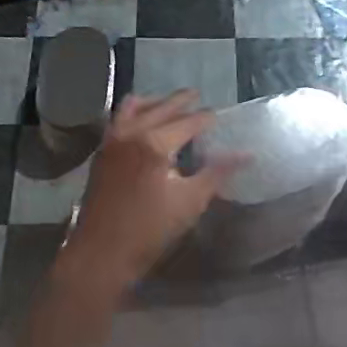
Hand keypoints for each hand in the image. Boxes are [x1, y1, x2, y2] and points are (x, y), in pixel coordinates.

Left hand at [62, 91, 247, 289]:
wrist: (102, 252)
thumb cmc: (150, 229)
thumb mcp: (191, 201)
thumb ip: (217, 172)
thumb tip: (246, 154)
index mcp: (154, 142)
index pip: (187, 122)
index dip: (205, 119)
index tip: (218, 115)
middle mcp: (130, 133)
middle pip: (159, 108)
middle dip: (179, 101)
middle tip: (195, 94)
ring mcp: (111, 142)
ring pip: (131, 109)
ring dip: (152, 103)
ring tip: (166, 103)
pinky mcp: (100, 155)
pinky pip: (118, 121)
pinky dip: (133, 115)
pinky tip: (141, 125)